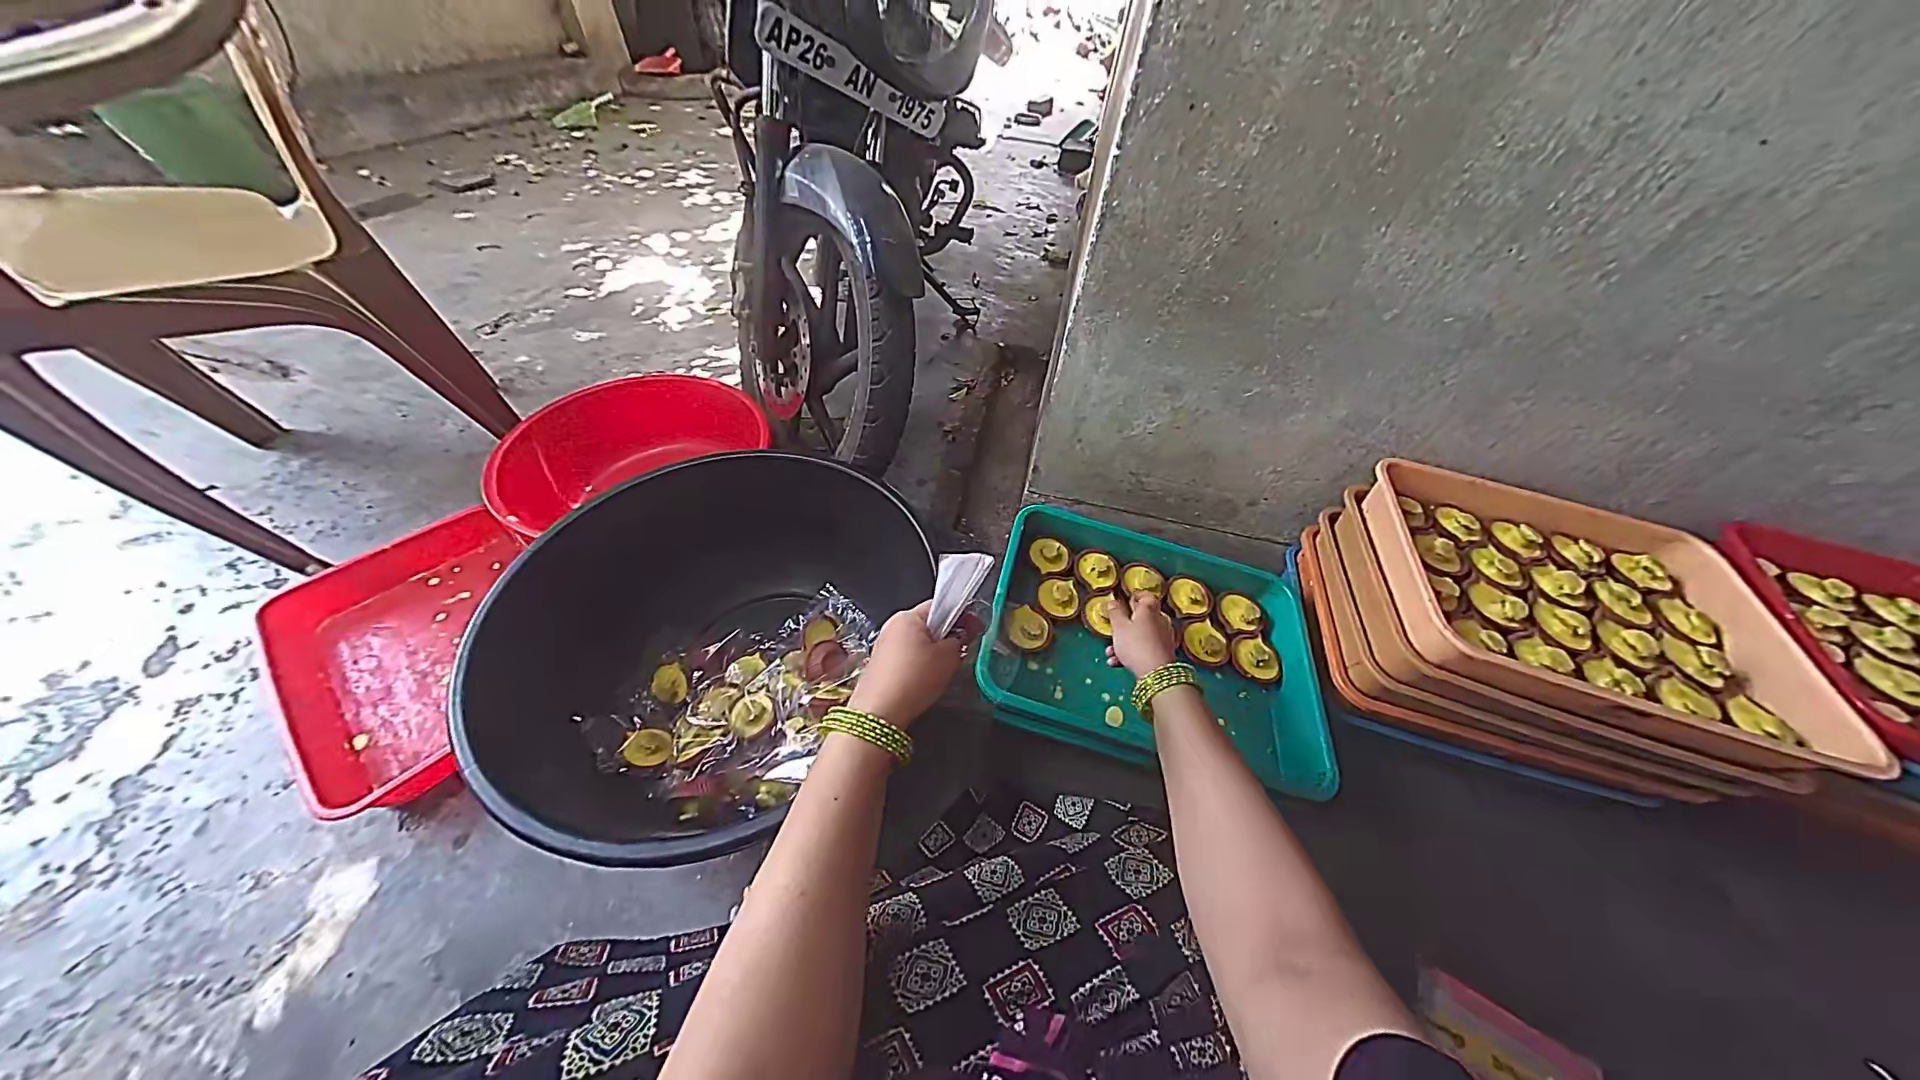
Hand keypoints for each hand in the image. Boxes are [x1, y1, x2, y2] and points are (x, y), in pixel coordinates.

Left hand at [849, 601, 975, 727]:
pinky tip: (924, 680)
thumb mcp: (948, 657)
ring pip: (917, 642)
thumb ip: (960, 640)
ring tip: (944, 670)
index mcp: (908, 616)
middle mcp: (892, 625)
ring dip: (933, 652)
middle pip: (928, 624)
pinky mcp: (879, 664)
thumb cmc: (915, 678)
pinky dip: (918, 664)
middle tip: (962, 651)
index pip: (940, 605)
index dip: (961, 615)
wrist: (879, 712)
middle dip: (947, 636)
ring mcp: (883, 644)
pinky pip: (906, 657)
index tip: (975, 628)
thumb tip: (960, 635)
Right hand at [1107, 592, 1177, 675]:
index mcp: (1149, 609)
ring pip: (1141, 634)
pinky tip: (1118, 661)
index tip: (1124, 600)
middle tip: (1113, 628)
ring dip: (1124, 641)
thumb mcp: (1119, 627)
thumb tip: (1113, 602)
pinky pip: (1144, 647)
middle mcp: (1159, 620)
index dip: (1135, 596)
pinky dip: (1131, 652)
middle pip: (1142, 616)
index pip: (1145, 595)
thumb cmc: (1136, 644)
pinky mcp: (1163, 652)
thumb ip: (1115, 613)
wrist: (1155, 673)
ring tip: (1111, 651)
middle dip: (1125, 623)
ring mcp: (1163, 637)